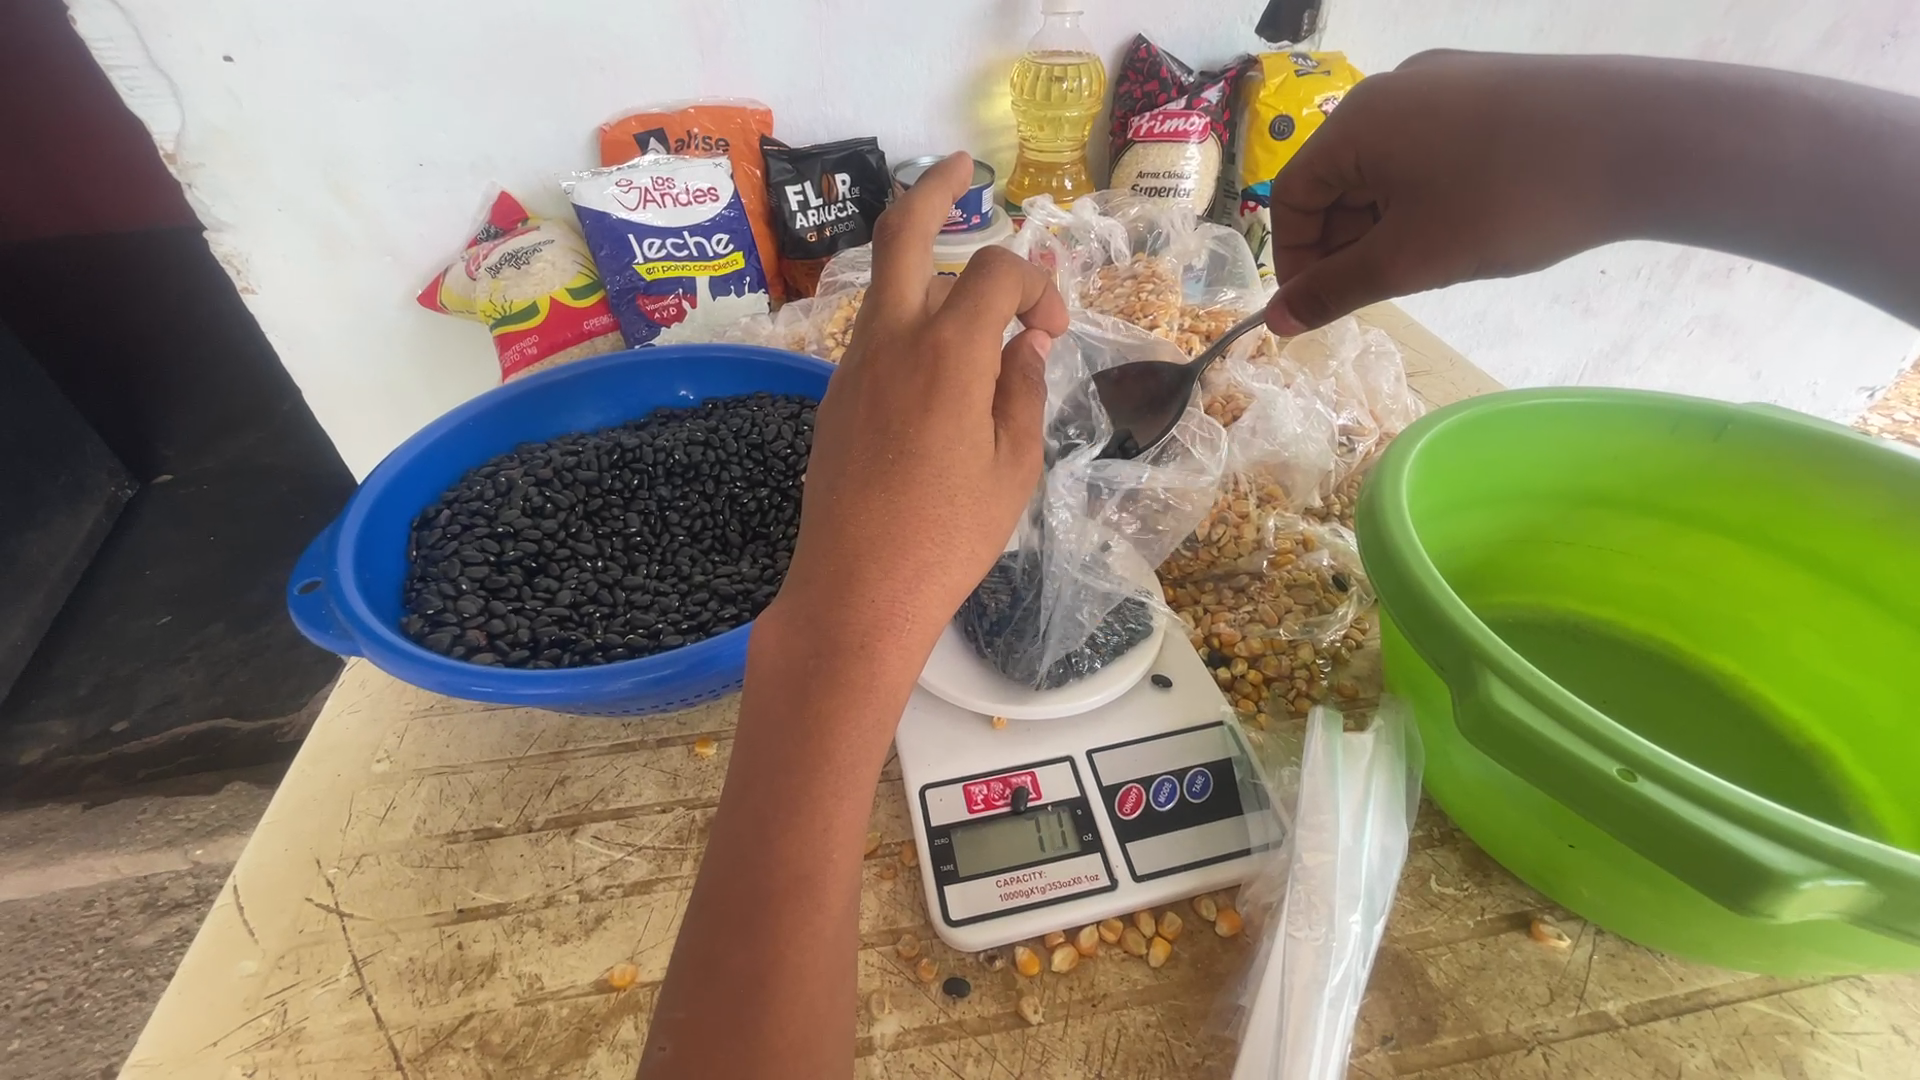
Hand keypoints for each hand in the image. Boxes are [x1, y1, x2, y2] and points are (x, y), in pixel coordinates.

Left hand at [774, 153, 1068, 657]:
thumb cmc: (948, 537)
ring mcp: (852, 366)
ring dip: (927, 270)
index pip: (997, 271)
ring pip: (886, 287)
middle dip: (936, 188)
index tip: (1053, 330)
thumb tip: (1026, 346)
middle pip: (903, 233)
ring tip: (970, 299)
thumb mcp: (1013, 468)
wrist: (856, 590)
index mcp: (947, 353)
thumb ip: (1023, 391)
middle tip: (965, 170)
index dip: (1036, 285)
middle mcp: (891, 340)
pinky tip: (937, 370)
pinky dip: (909, 325)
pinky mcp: (834, 397)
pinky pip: (874, 336)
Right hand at [1264, 51, 1643, 334]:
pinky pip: (1424, 152)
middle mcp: (1393, 90)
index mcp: (1358, 121)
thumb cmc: (1507, 203)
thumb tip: (1275, 324)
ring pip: (1381, 171)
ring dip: (1382, 226)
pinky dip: (1419, 198)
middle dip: (1343, 243)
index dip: (1296, 259)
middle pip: (1335, 182)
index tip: (1320, 303)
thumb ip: (1331, 293)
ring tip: (1425, 259)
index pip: (1292, 197)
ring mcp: (1447, 82)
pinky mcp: (1490, 89)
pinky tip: (1458, 223)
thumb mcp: (1405, 260)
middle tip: (1379, 286)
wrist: (1657, 141)